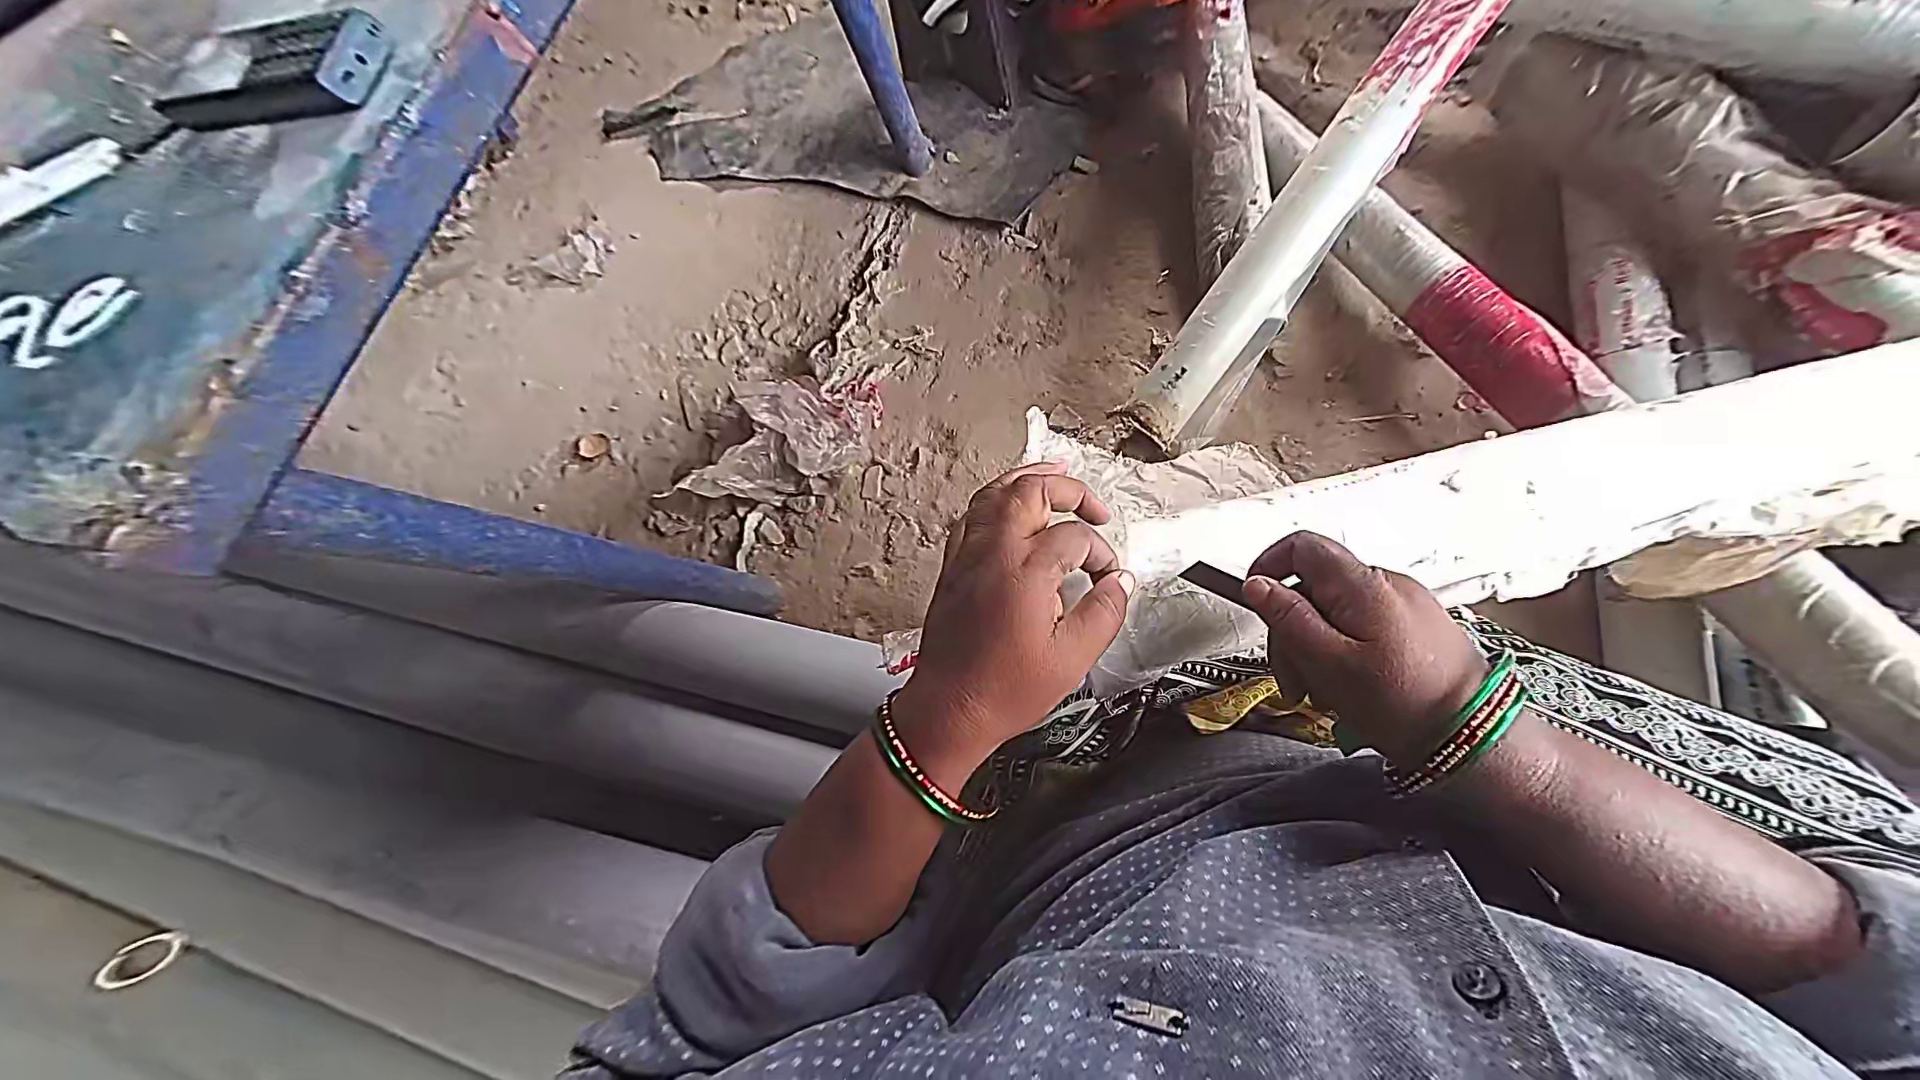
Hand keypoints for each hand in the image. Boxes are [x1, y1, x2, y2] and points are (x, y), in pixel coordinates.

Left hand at [895, 462, 1135, 760]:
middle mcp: (991, 555)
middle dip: (1068, 489)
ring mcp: (967, 558)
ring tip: (1052, 476)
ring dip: (1026, 480)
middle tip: (1092, 505)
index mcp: (1024, 573)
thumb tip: (1120, 582)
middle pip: (1028, 491)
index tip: (1108, 575)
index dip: (1100, 552)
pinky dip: (995, 501)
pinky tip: (1008, 508)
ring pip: (994, 494)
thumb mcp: (1072, 658)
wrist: (949, 709)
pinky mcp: (952, 568)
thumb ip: (1105, 612)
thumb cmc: (1001, 690)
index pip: (1074, 537)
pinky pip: (972, 516)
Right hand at [1240, 531, 1486, 764]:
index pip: (1302, 547)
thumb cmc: (1404, 705)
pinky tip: (1345, 684)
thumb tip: (1258, 584)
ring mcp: (1406, 605)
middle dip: (1290, 628)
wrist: (1478, 742)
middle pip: (1313, 586)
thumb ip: (1287, 617)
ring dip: (1313, 645)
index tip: (1254, 598)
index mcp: (1364, 586)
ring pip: (1333, 610)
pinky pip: (1361, 625)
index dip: (1268, 566)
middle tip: (1291, 675)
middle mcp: (1388, 585)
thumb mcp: (1327, 662)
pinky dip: (1341, 650)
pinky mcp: (1416, 626)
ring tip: (1319, 689)